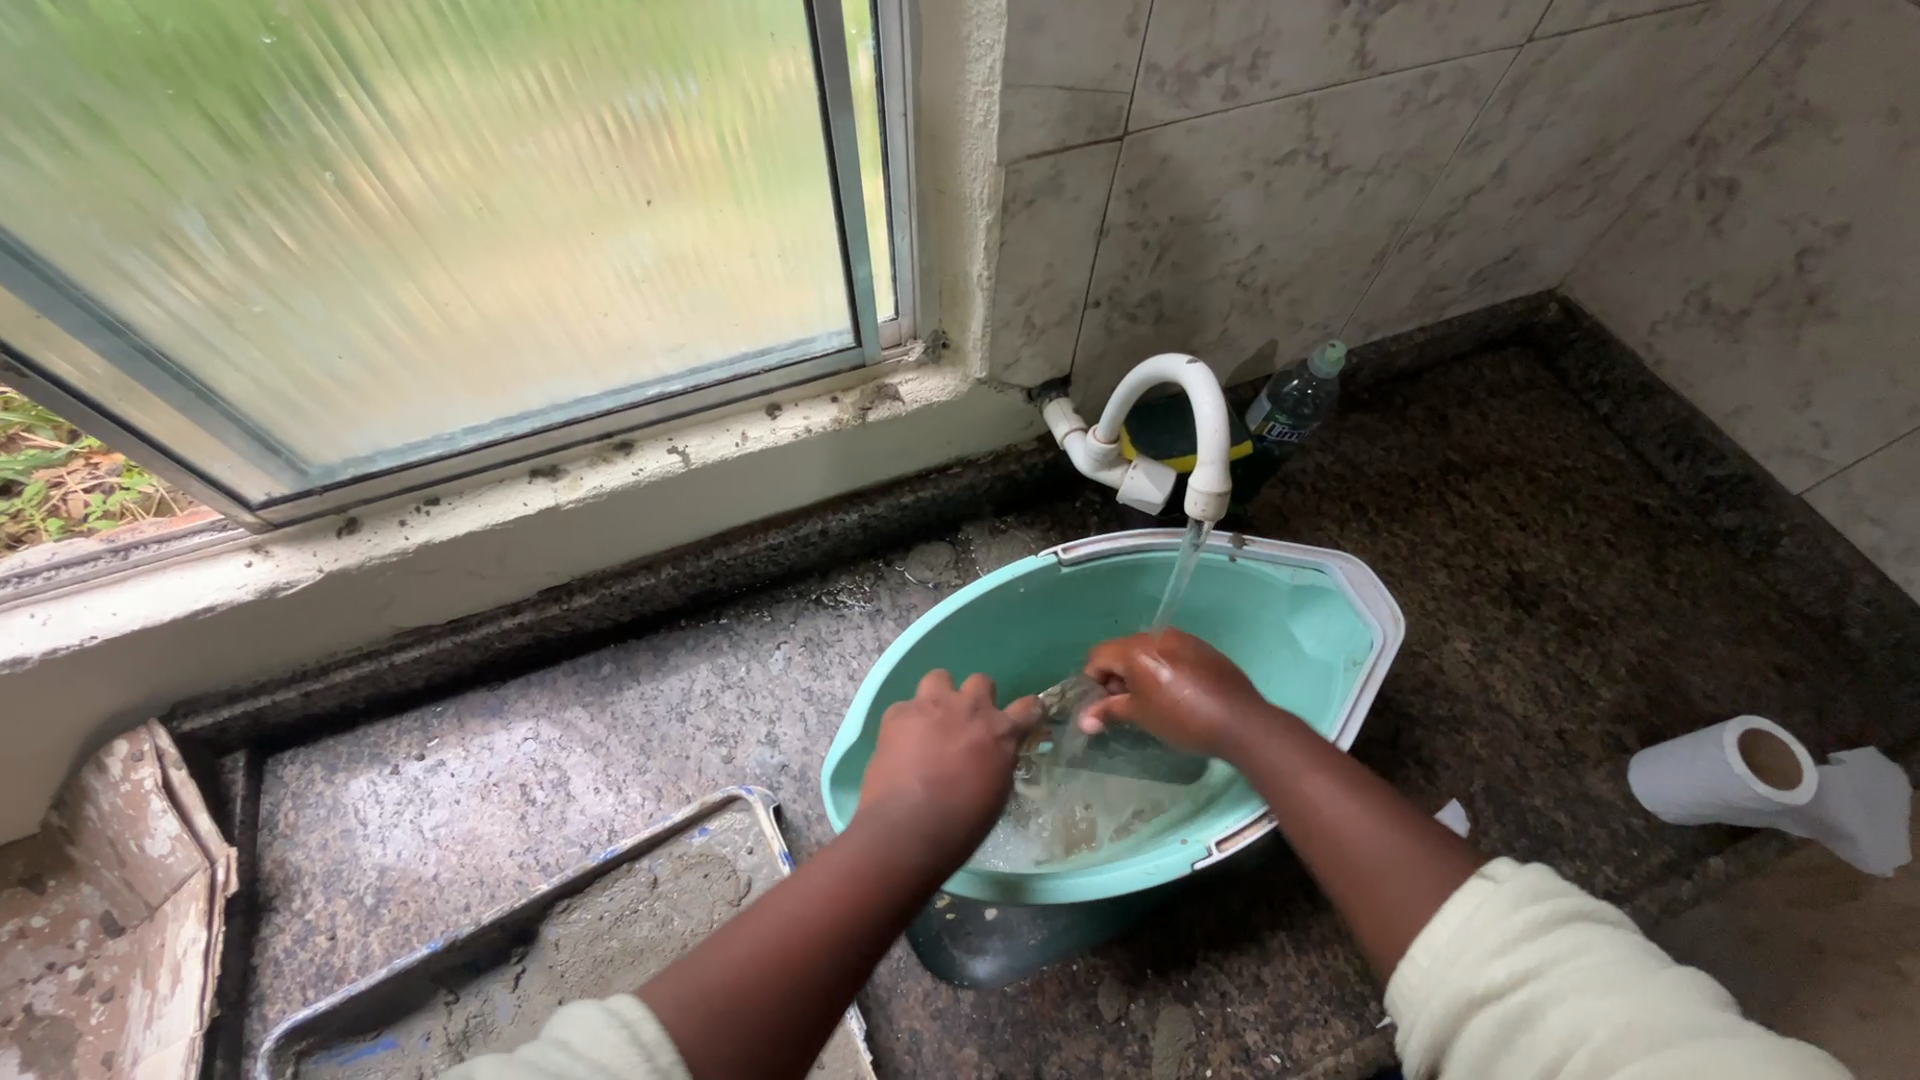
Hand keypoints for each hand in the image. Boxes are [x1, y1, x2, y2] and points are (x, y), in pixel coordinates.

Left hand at [857, 670, 1040, 867]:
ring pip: (939, 677)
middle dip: (976, 699)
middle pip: (981, 681)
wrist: (908, 828)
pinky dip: (905, 721)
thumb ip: (999, 761)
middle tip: (966, 723)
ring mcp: (931, 706)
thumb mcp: (997, 793)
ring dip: (939, 696)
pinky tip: (900, 743)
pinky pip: (904, 706)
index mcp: (1000, 732)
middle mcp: (969, 708)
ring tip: (930, 720)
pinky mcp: (898, 713)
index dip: (1027, 711)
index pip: (1028, 706)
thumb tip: (994, 755)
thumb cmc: (962, 823)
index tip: (1023, 718)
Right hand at [1081, 629, 1289, 758]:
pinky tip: (1176, 693)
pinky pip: (1169, 652)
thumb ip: (1108, 711)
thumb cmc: (1182, 719)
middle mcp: (1156, 635)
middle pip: (1121, 651)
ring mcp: (1182, 638)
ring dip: (1139, 671)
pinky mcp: (1201, 647)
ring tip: (1153, 700)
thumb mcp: (1141, 715)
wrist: (1240, 721)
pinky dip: (1162, 668)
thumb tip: (1082, 720)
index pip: (1098, 656)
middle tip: (1127, 706)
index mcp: (1136, 649)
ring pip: (1146, 650)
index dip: (1093, 681)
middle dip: (1116, 676)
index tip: (1104, 705)